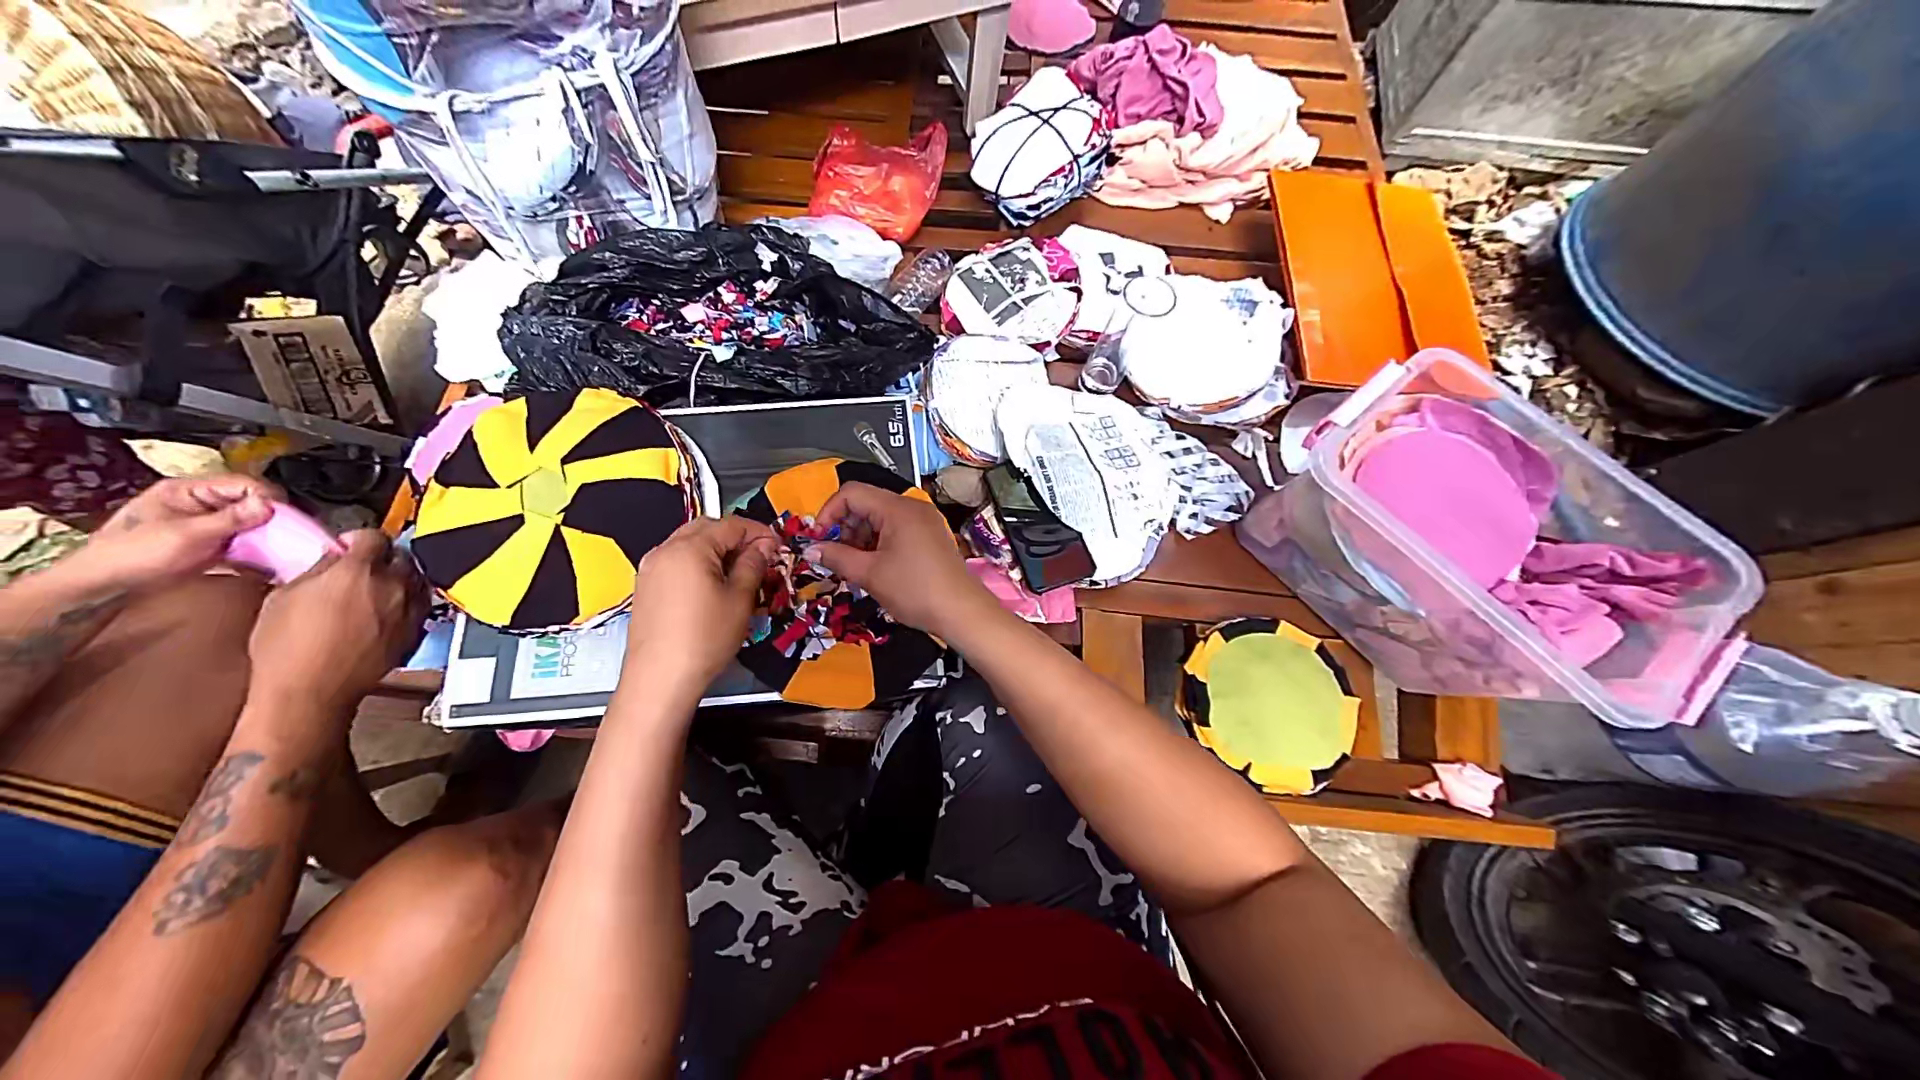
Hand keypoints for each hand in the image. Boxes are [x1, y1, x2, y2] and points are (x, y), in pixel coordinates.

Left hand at [61, 476, 277, 592]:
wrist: (103, 587)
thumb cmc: (134, 555)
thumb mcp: (186, 535)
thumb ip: (230, 519)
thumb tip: (270, 503)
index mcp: (187, 490)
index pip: (242, 484)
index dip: (267, 499)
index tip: (286, 519)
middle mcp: (200, 503)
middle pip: (250, 503)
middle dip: (271, 518)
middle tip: (290, 536)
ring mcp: (206, 524)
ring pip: (251, 523)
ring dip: (268, 535)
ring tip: (285, 548)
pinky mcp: (212, 543)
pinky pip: (244, 540)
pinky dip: (259, 549)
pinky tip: (270, 559)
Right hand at [248, 530, 427, 719]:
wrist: (311, 688)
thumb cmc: (288, 647)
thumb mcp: (285, 595)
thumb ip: (316, 569)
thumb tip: (332, 559)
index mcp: (357, 571)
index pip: (373, 536)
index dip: (358, 539)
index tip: (347, 545)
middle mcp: (392, 585)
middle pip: (400, 555)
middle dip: (383, 556)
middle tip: (363, 565)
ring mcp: (409, 607)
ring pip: (416, 578)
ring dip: (400, 576)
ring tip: (377, 586)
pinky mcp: (416, 628)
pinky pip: (421, 603)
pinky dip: (408, 599)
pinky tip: (389, 607)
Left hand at [622, 516, 778, 695]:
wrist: (660, 678)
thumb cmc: (702, 640)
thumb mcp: (740, 600)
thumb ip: (753, 565)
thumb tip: (762, 547)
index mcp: (689, 548)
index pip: (731, 525)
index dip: (759, 532)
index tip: (777, 545)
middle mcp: (665, 551)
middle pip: (707, 528)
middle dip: (736, 537)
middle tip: (760, 555)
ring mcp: (651, 569)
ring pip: (689, 543)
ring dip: (716, 549)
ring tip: (740, 572)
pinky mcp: (646, 587)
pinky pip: (676, 561)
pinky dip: (698, 563)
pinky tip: (714, 585)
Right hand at [807, 482, 989, 638]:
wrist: (961, 612)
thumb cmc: (916, 590)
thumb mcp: (869, 574)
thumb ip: (836, 557)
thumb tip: (811, 549)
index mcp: (897, 509)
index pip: (851, 493)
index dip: (828, 513)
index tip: (818, 539)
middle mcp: (912, 508)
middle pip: (866, 504)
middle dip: (844, 528)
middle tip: (835, 557)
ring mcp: (924, 521)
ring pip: (879, 519)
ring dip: (860, 539)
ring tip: (854, 567)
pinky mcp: (930, 537)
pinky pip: (896, 531)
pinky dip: (878, 545)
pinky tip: (873, 568)